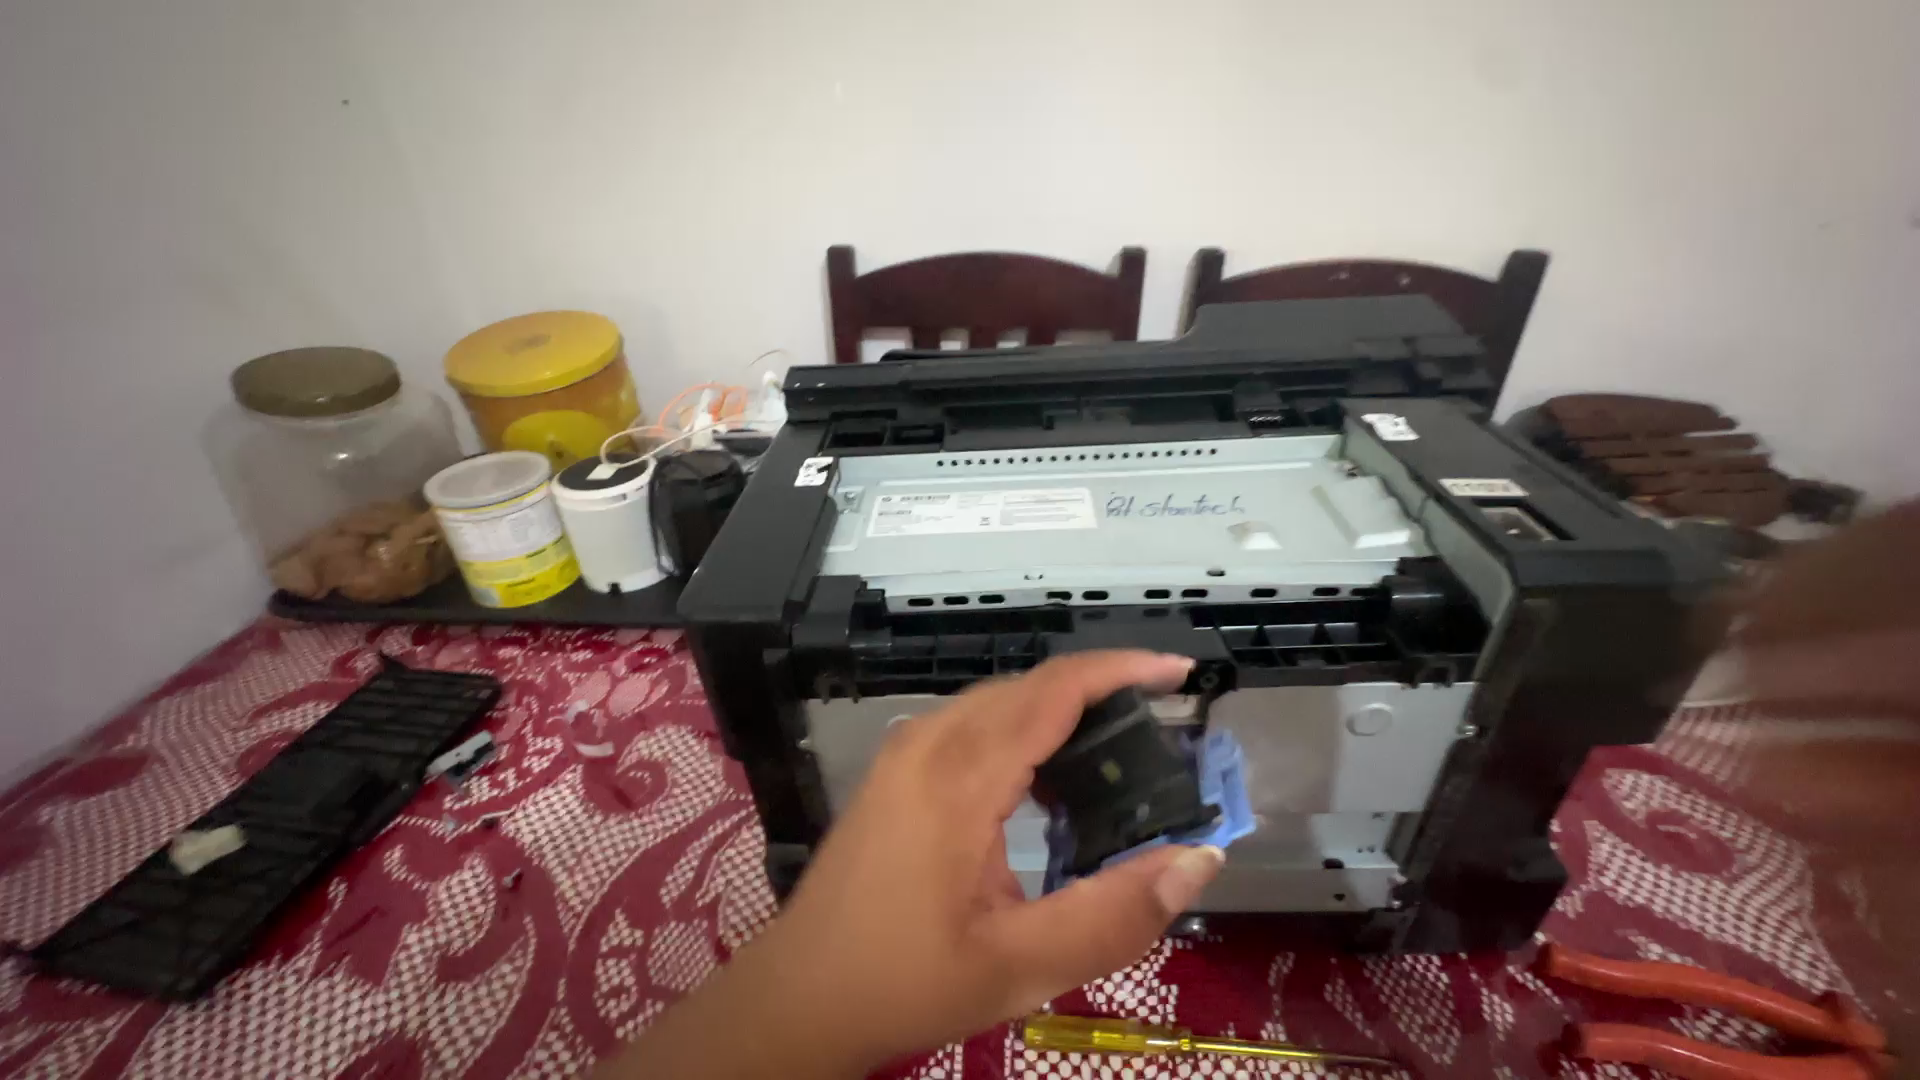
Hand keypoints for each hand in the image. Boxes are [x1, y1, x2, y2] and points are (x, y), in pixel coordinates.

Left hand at [617, 649, 1222, 1077]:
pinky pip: (973, 721)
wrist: (802, 992)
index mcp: (959, 776)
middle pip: (1028, 686)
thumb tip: (1197, 858)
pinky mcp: (897, 766)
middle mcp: (930, 741)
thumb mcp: (1021, 966)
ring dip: (1061, 707)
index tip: (1178, 670)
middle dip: (1100, 687)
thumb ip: (1114, 914)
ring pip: (999, 699)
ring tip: (1119, 744)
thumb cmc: (906, 979)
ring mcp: (907, 749)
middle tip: (1163, 720)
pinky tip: (1049, 777)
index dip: (1120, 670)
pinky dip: (1024, 727)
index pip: (1052, 691)